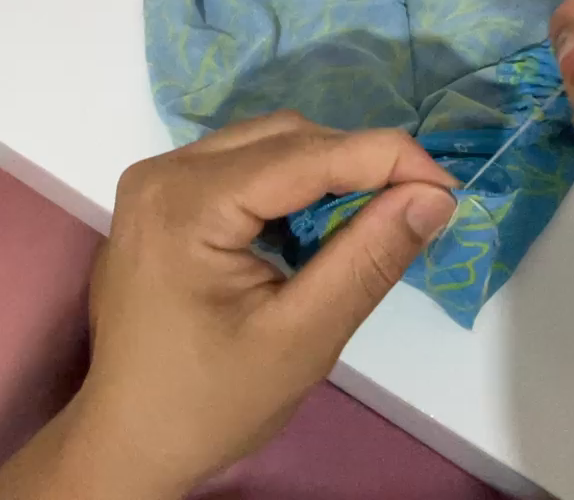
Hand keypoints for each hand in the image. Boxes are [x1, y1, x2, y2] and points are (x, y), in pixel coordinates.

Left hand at [0, 112, 458, 499]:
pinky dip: (289, 182)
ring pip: (265, 142)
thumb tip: (432, 196)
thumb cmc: (209, 402)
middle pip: (283, 137)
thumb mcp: (301, 340)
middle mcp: (164, 170)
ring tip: (368, 217)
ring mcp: (157, 176)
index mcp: (186, 203)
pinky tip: (312, 222)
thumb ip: (367, 259)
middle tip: (413, 207)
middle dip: (355, 163)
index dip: (383, 157)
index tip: (447, 186)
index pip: (302, 154)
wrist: (126, 437)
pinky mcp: (162, 191)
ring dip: (324, 169)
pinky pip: (241, 162)